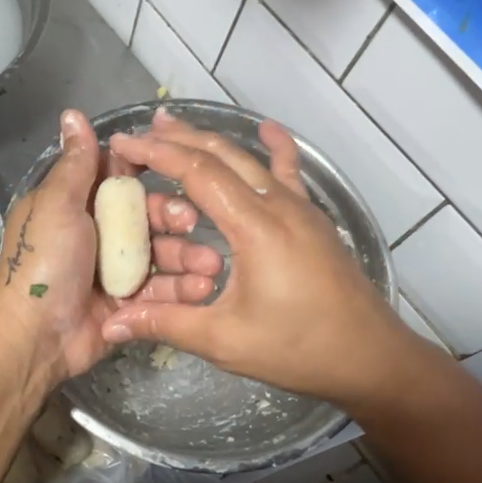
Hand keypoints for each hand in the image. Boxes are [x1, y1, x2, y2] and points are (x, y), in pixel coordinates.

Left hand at [0, 109, 221, 382]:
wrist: (35, 336)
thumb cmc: (43, 262)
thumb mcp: (57, 204)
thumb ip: (75, 162)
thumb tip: (72, 113)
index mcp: (77, 204)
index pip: (121, 177)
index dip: (150, 170)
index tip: (181, 166)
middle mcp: (98, 233)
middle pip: (149, 216)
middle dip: (176, 218)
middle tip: (195, 224)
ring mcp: (115, 270)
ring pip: (162, 254)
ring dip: (189, 257)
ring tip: (212, 265)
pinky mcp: (129, 304)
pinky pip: (162, 291)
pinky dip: (183, 289)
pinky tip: (205, 289)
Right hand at [100, 111, 436, 406]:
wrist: (371, 357)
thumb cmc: (299, 349)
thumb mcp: (225, 341)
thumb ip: (165, 324)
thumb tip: (110, 324)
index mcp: (255, 228)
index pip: (198, 172)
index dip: (157, 153)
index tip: (124, 142)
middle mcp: (278, 206)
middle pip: (222, 155)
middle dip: (177, 138)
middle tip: (140, 130)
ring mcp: (300, 209)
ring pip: (250, 158)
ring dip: (211, 139)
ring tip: (177, 124)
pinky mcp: (312, 219)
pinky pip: (289, 171)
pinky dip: (274, 145)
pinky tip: (267, 128)